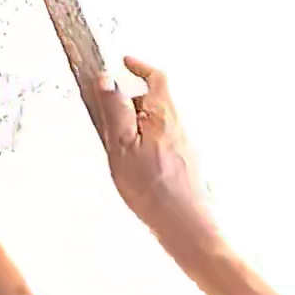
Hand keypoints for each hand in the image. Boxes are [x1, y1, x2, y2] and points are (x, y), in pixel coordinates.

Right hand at [89, 56, 219, 247]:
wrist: (188, 232)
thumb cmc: (152, 189)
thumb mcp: (121, 144)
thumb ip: (114, 109)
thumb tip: (106, 79)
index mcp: (165, 117)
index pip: (158, 79)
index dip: (140, 67)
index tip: (124, 62)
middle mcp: (179, 128)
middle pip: (155, 100)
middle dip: (129, 99)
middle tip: (106, 107)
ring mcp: (184, 148)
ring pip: (156, 122)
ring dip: (134, 121)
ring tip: (114, 139)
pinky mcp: (184, 166)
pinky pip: (160, 140)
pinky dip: (142, 139)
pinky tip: (130, 160)